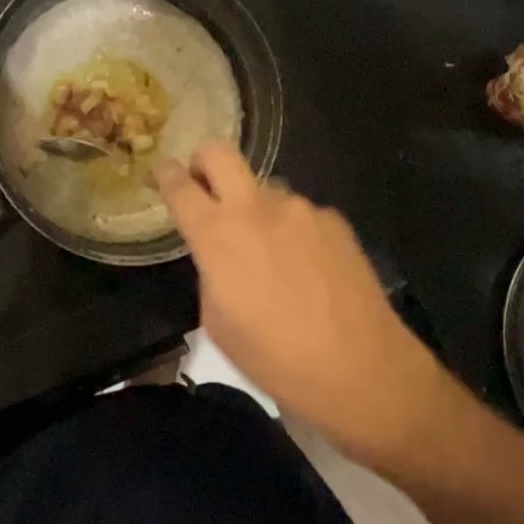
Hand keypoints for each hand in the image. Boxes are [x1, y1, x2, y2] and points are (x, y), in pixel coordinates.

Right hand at [155, 143, 440, 470]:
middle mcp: (256, 208)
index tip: (161, 171)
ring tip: (271, 255)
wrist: (362, 370)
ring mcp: (300, 209)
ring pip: (265, 189)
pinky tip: (308, 270)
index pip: (180, 187)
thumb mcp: (219, 324)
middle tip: (203, 186)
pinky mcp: (334, 220)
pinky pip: (300, 214)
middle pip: (219, 152)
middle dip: (203, 161)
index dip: (165, 174)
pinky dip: (293, 231)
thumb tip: (220, 256)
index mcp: (218, 236)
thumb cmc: (276, 359)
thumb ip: (211, 273)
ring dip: (255, 208)